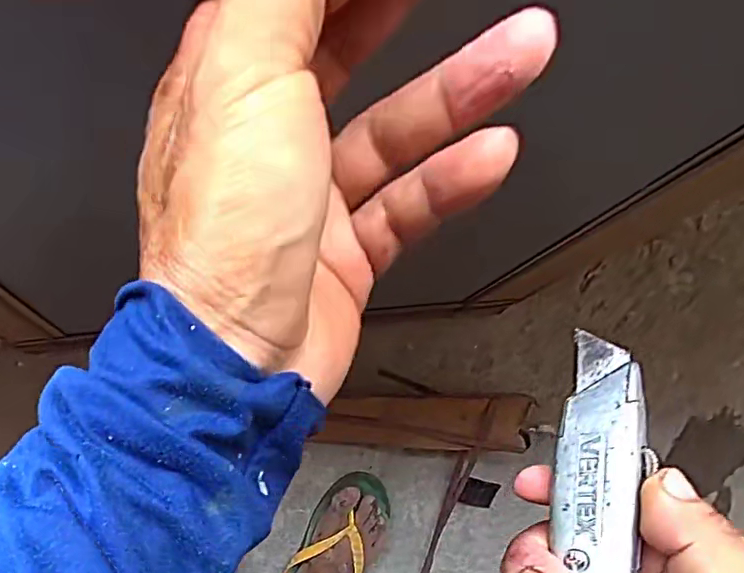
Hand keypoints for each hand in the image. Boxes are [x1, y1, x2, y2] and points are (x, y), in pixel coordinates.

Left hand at [138, 0, 556, 401]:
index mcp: (223, 92)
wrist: (239, 364)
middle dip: (400, 14)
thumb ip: (281, 3)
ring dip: (459, 94)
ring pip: (391, 135)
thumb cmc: (221, 247)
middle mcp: (263, 148)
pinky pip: (405, 209)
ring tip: (522, 52)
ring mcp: (306, 209)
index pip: (290, 8)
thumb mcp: (242, 79)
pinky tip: (490, 155)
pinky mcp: (341, 262)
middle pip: (340, 58)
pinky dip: (450, 182)